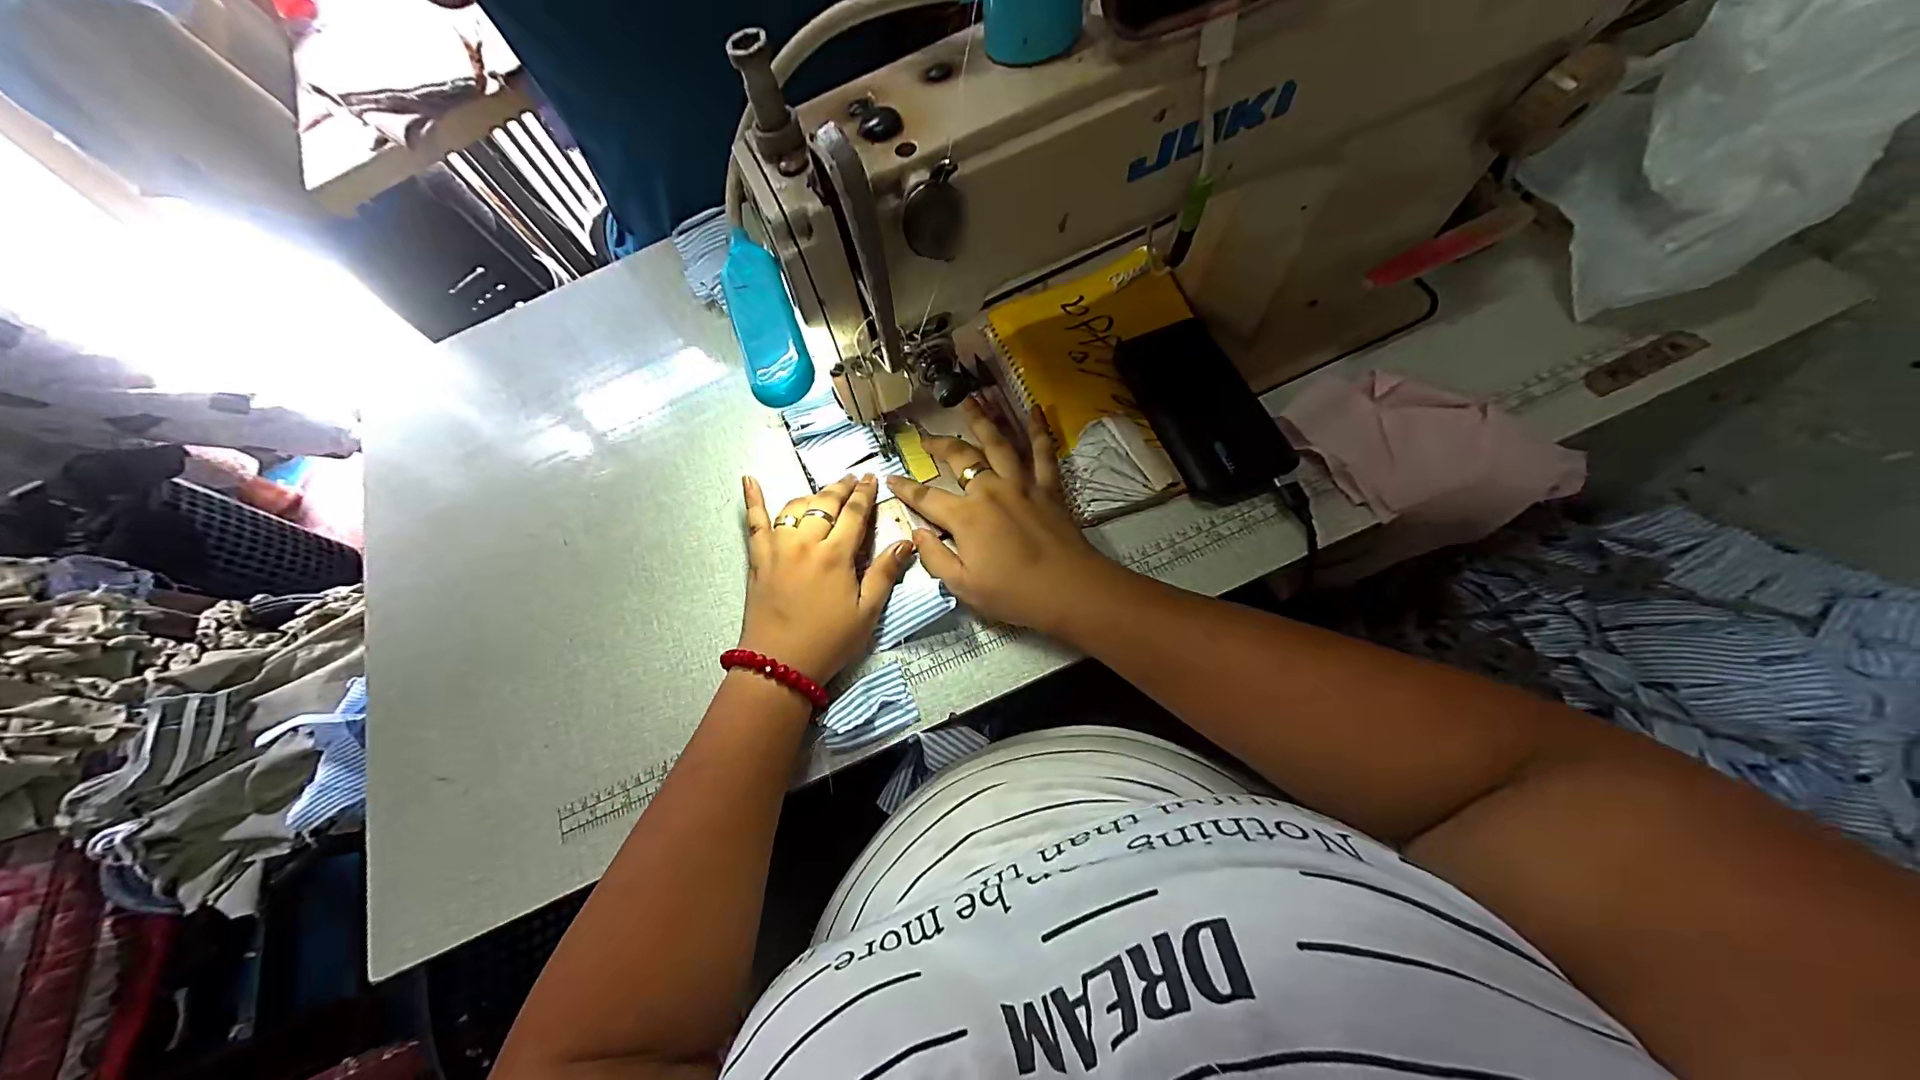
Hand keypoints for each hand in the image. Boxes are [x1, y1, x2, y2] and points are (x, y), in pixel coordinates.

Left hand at [739, 474, 913, 683]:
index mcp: (835, 555)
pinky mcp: (758, 558)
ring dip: (812, 495)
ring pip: (795, 507)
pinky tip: (749, 480)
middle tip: (853, 479)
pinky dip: (752, 499)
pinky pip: (754, 522)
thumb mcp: (867, 612)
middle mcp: (805, 543)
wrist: (779, 664)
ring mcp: (778, 547)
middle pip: (825, 503)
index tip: (872, 479)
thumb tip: (906, 542)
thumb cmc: (829, 641)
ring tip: (823, 492)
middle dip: (842, 488)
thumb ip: (885, 573)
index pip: (854, 513)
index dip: (865, 494)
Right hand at [886, 399, 1129, 638]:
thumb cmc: (1014, 593)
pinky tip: (1035, 409)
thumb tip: (918, 533)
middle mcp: (990, 490)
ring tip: (971, 401)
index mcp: (965, 516)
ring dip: (982, 421)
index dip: (905, 487)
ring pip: (998, 444)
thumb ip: (935, 557)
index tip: (890, 478)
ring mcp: (1021, 485)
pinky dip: (1038, 430)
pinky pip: (1042, 452)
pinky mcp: (1048, 488)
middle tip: (926, 437)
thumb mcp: (963, 586)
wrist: (1069, 589)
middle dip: (940, 445)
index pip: (926, 497)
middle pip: (961, 458)